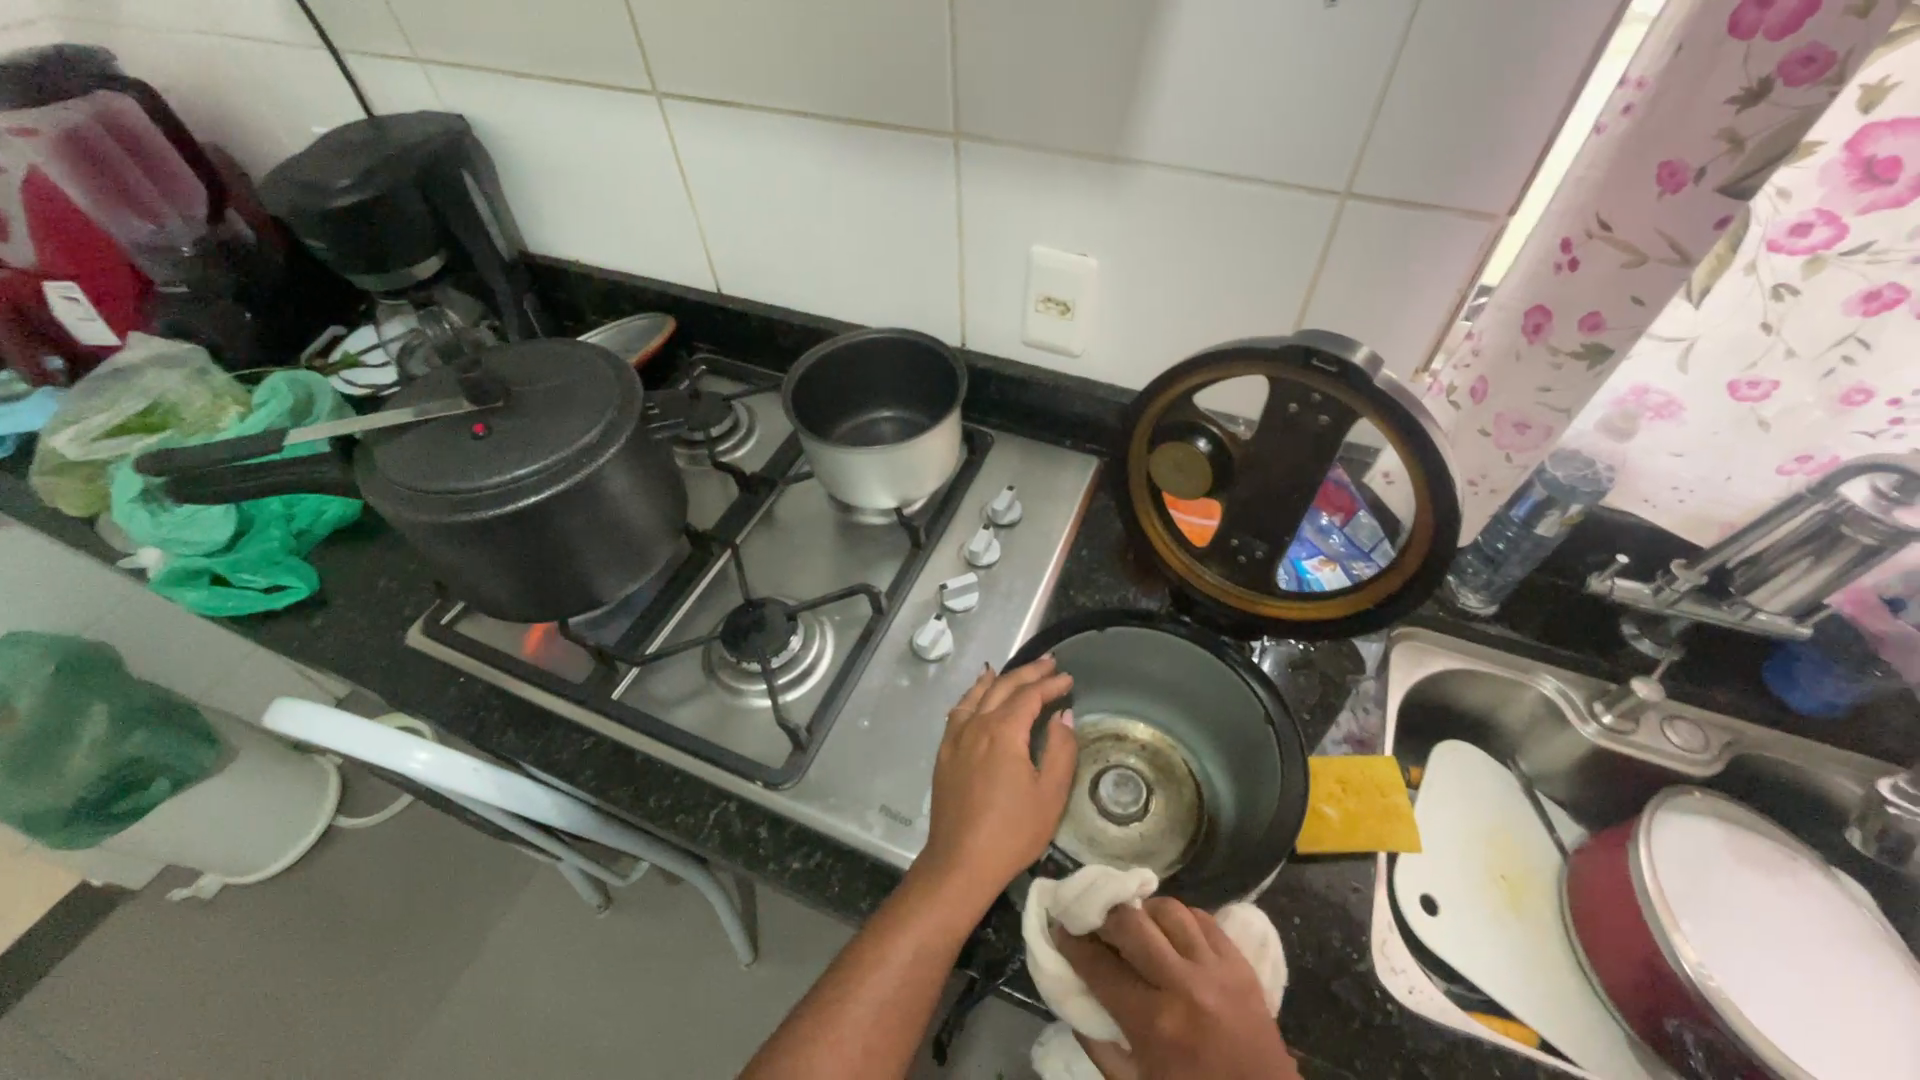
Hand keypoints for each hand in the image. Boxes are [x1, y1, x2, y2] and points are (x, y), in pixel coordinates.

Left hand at [911, 655, 1077, 905]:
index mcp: (1003, 731)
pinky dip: (972, 696)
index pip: (1029, 696)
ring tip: (1015, 670)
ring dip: (999, 680)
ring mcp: (955, 738)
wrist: (960, 861)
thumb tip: (1062, 715)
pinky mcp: (944, 754)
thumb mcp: (1050, 794)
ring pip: (977, 695)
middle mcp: (976, 725)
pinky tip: (977, 696)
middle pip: (1002, 687)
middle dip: (1028, 673)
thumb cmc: (1012, 831)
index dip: (1050, 684)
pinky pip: (959, 712)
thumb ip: (1060, 749)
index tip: (1068, 679)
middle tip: (1049, 663)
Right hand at [1054, 899, 1298, 1079]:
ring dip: (1144, 913)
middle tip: (1092, 921)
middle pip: (1131, 923)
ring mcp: (1218, 970)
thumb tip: (1073, 994)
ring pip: (1169, 910)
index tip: (1060, 930)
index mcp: (1154, 1023)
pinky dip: (1180, 919)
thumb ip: (1098, 1042)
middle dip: (1104, 917)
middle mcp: (1184, 986)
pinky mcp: (1241, 964)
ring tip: (1135, 926)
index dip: (1073, 943)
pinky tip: (1170, 933)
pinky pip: (1203, 919)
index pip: (1099, 965)